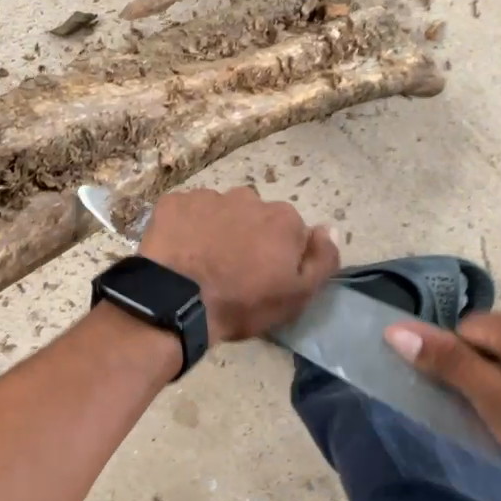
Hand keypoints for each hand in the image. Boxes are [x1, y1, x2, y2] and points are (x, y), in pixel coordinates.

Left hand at [138, 188, 338, 342]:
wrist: (176, 302)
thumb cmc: (241, 303)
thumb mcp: (297, 295)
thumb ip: (322, 259)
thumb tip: (328, 229)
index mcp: (283, 218)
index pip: (288, 230)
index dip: (276, 252)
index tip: (261, 273)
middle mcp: (247, 197)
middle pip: (252, 215)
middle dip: (244, 234)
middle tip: (229, 265)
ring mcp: (206, 197)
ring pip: (217, 210)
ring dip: (213, 227)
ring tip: (200, 258)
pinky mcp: (172, 202)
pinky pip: (184, 210)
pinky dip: (182, 225)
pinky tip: (177, 247)